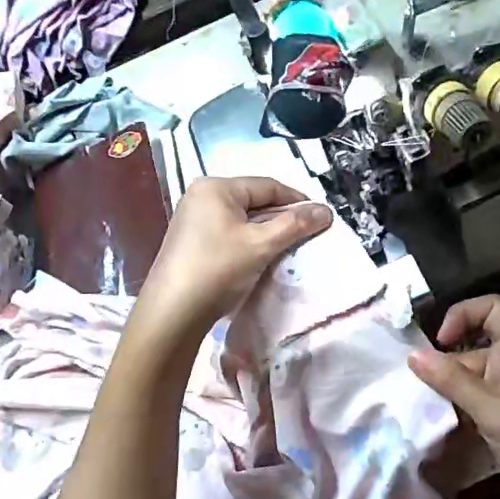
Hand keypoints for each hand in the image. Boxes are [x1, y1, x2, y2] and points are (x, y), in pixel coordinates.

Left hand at [137, 177, 332, 336]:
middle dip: (281, 218)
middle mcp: (201, 196)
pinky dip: (248, 242)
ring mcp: (193, 219)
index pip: (268, 186)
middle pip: (254, 201)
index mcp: (216, 187)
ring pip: (242, 219)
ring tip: (285, 249)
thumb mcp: (261, 245)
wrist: (173, 312)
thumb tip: (326, 210)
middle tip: (306, 236)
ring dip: (266, 232)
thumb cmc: (218, 269)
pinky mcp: (191, 241)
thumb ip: (295, 225)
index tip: (320, 219)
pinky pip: (229, 233)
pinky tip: (259, 258)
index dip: (297, 201)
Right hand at [406, 296, 499, 498]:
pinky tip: (434, 420)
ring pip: (467, 375)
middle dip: (444, 360)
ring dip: (445, 387)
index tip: (441, 343)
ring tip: (420, 403)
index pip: (491, 308)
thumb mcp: (493, 411)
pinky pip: (470, 398)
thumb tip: (412, 354)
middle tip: (416, 383)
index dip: (463, 315)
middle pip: (471, 344)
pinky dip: (453, 405)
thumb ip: (452, 382)